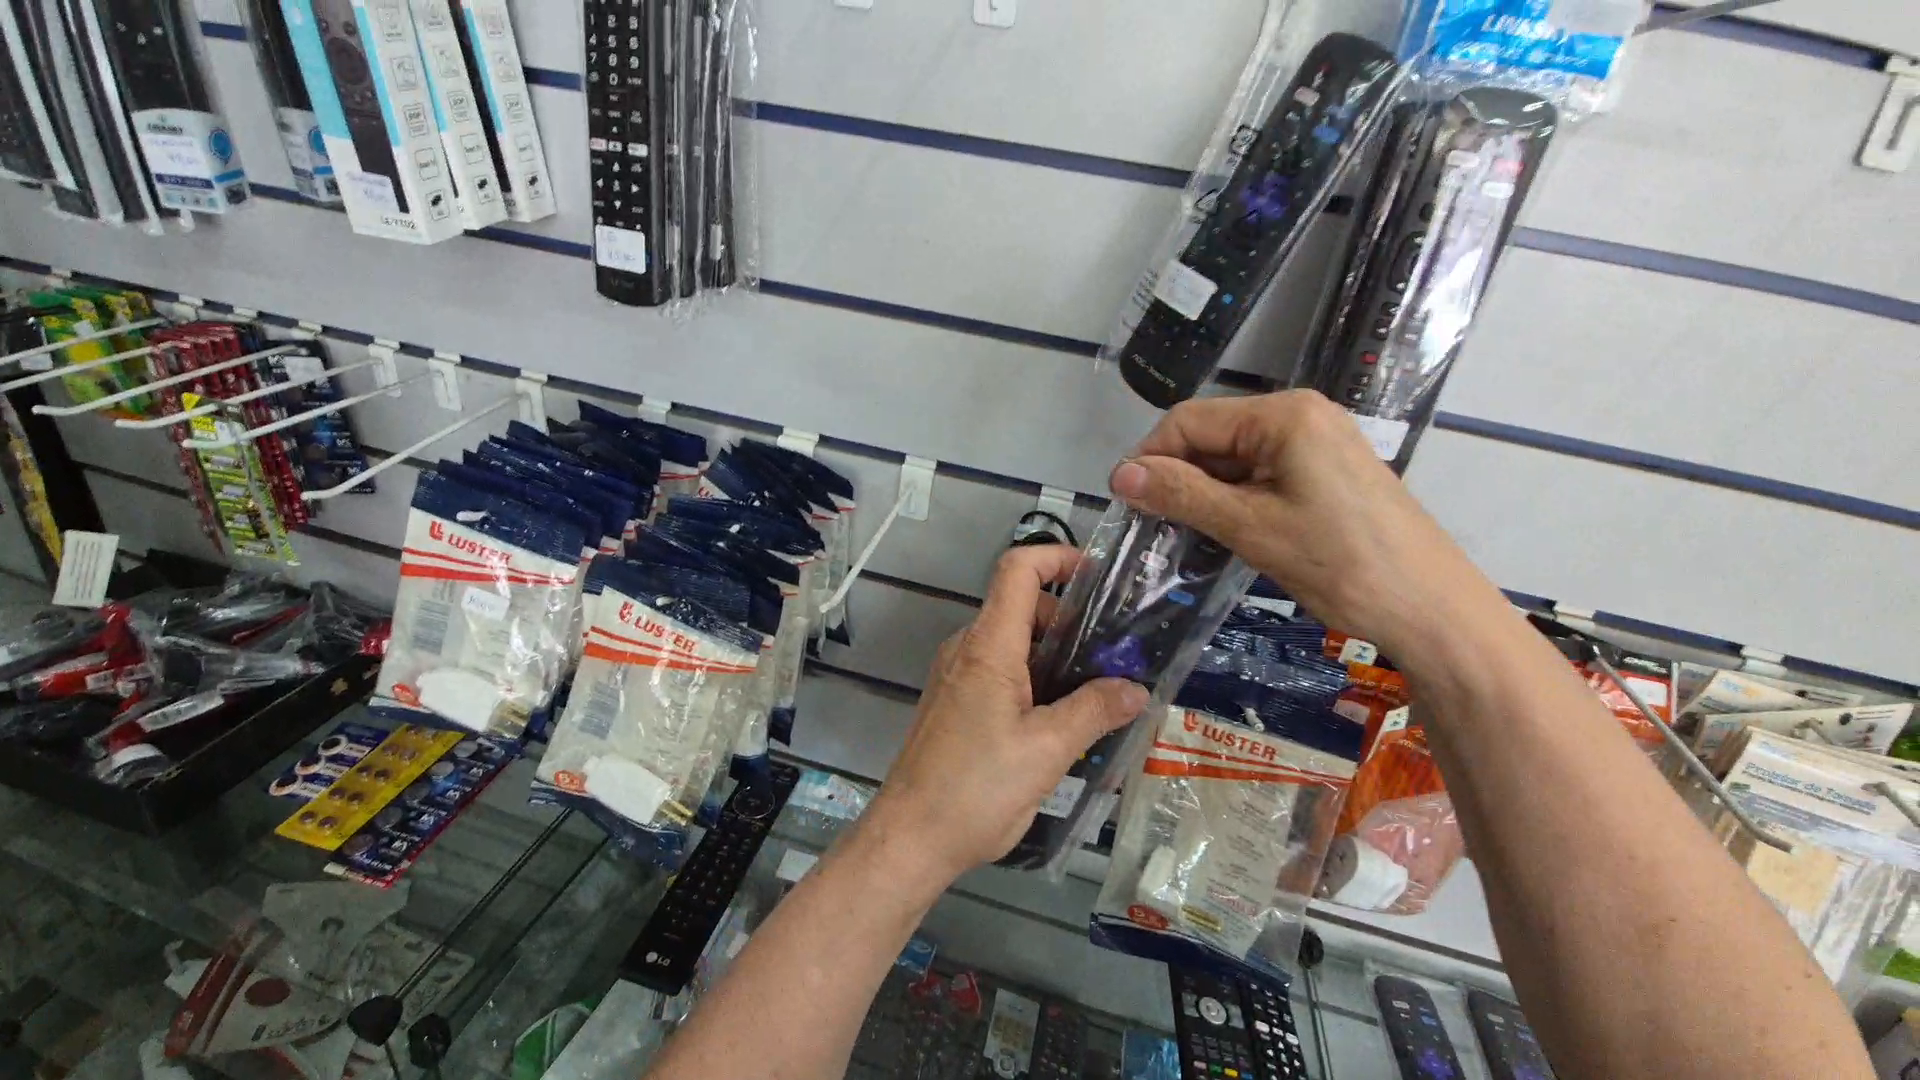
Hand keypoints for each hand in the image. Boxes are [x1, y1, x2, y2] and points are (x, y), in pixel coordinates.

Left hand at [857, 546, 1148, 885]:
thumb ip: (1094, 712)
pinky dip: (1035, 681)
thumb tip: (1137, 690)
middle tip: (1116, 656)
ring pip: (1014, 644)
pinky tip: (1063, 721)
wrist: (911, 838)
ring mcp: (957, 676)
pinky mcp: (956, 703)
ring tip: (1099, 694)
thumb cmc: (976, 789)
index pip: (1017, 570)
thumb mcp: (1048, 750)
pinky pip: (1001, 673)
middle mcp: (967, 650)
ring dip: (1057, 658)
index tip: (1100, 576)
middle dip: (1071, 622)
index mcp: (988, 647)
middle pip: (1022, 607)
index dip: (1058, 557)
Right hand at [1107, 391, 1504, 658]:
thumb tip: (1118, 474)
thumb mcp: (1251, 527)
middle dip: (1178, 477)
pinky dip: (1236, 499)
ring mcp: (1319, 442)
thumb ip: (1183, 494)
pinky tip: (1225, 532)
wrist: (1431, 608)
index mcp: (1283, 415)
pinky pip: (1264, 473)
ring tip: (1184, 535)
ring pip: (1236, 457)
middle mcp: (1302, 414)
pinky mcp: (1328, 471)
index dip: (1149, 458)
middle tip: (1153, 527)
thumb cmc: (1340, 563)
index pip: (1189, 421)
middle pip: (1213, 436)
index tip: (1124, 503)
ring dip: (1205, 492)